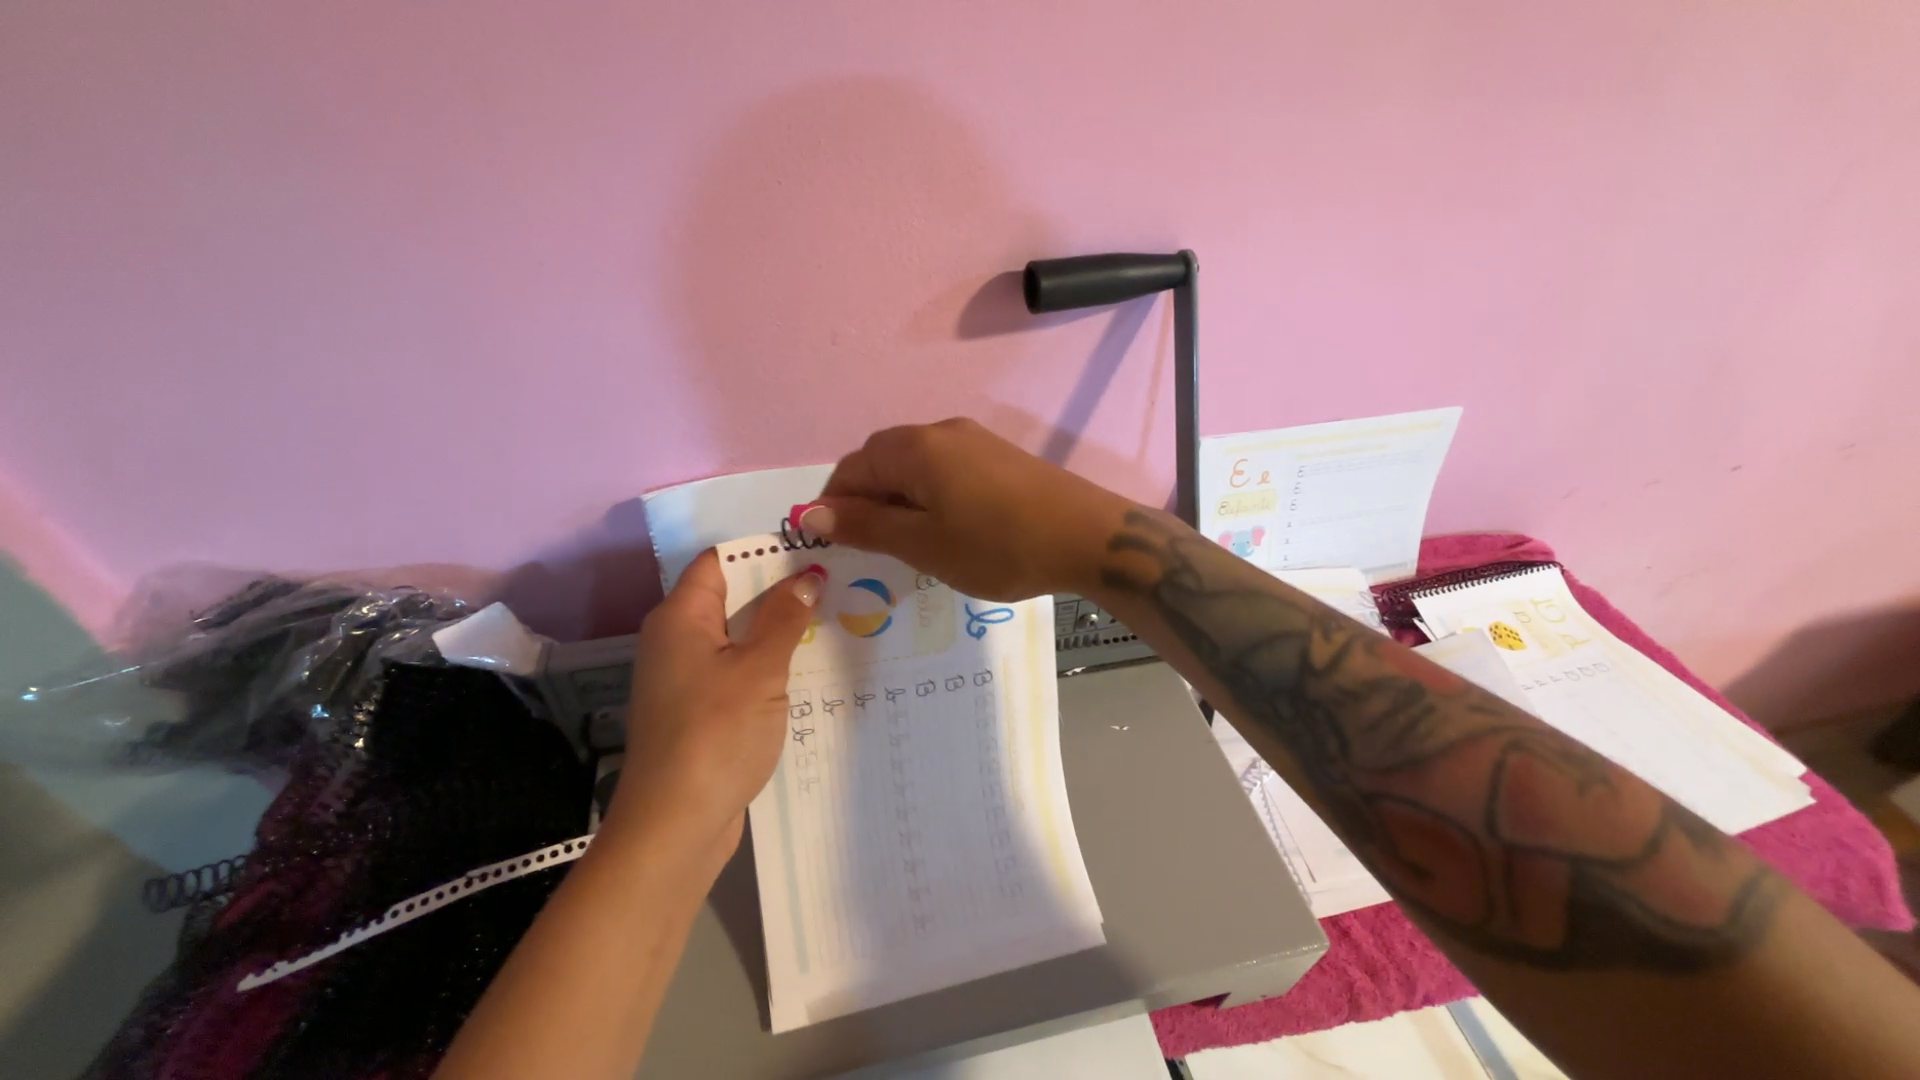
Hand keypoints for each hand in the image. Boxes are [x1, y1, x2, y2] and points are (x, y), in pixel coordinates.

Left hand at [610, 552, 820, 853]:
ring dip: (779, 631)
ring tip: (835, 619)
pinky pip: (738, 673)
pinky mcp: (699, 712)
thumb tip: (807, 576)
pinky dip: (768, 667)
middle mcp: (676, 640)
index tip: (813, 548)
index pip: (719, 562)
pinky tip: (809, 670)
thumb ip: (784, 619)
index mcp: (680, 617)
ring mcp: (686, 679)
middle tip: (837, 581)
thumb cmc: (715, 733)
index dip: (763, 551)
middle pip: (731, 598)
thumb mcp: (759, 670)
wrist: (675, 824)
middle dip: (780, 590)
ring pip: (738, 638)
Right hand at [802, 418, 1134, 600]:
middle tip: (874, 549)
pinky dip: (932, 496)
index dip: (834, 506)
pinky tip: (949, 529)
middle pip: (883, 460)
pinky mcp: (1000, 456)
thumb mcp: (922, 545)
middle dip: (868, 501)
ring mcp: (975, 440)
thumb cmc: (997, 546)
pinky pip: (947, 470)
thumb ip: (866, 526)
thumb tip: (812, 513)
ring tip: (912, 545)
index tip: (836, 546)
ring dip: (901, 500)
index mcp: (913, 448)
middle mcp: (941, 431)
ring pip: (916, 466)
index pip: (851, 468)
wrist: (1087, 536)